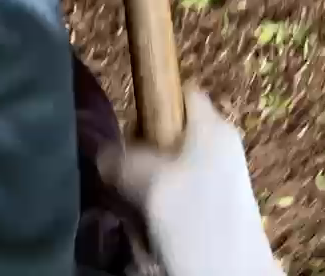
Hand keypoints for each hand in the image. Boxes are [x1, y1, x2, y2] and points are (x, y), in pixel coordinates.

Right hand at [107, 91, 283, 275]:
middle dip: (144, 156)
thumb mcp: (154, 182)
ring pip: (168, 170)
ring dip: (148, 191)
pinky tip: (154, 233)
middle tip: (129, 180)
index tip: (129, 128)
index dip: (152, 103)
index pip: (180, 92)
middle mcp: (220, 144)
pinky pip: (178, 197)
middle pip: (169, 133)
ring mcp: (220, 178)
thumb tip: (104, 153)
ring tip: (142, 214)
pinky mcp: (215, 209)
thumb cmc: (199, 219)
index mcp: (213, 125)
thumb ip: (126, 160)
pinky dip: (162, 211)